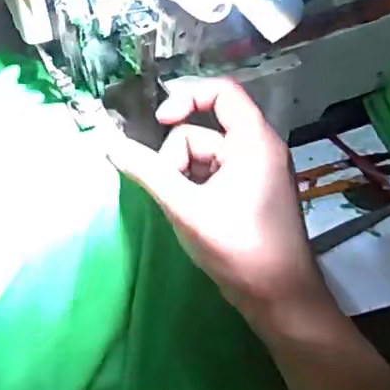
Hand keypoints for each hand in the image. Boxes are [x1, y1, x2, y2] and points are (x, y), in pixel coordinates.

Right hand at [104, 78, 332, 327]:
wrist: (279, 298)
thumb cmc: (238, 247)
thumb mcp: (185, 206)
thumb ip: (146, 171)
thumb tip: (109, 144)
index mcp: (253, 142)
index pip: (221, 92)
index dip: (186, 98)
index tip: (159, 123)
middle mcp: (257, 149)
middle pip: (201, 131)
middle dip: (176, 157)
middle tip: (173, 193)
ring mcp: (254, 172)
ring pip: (201, 155)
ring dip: (183, 177)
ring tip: (186, 210)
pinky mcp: (248, 192)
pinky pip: (210, 174)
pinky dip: (194, 187)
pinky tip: (193, 215)